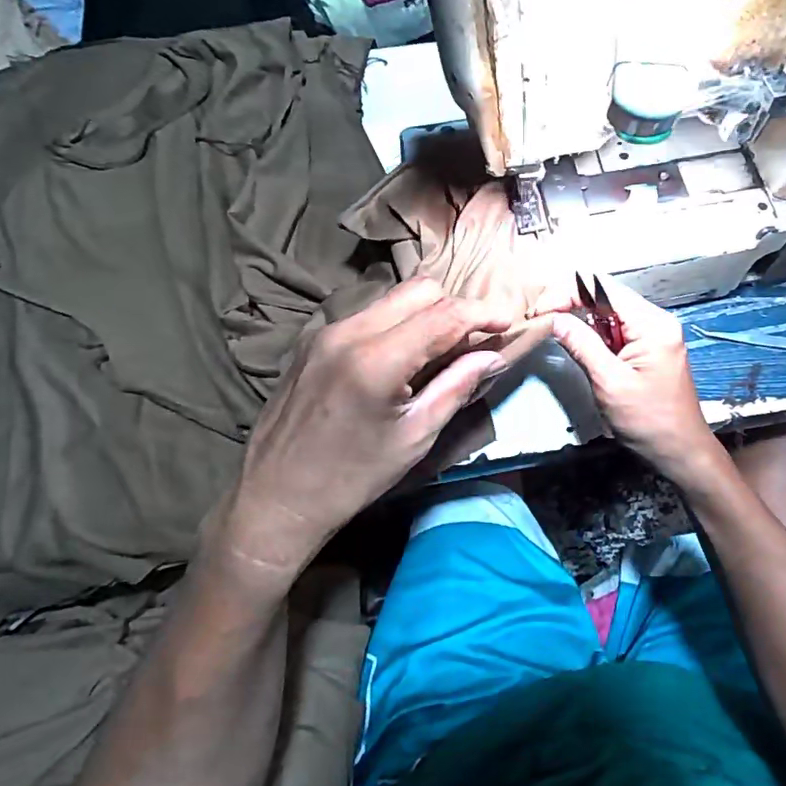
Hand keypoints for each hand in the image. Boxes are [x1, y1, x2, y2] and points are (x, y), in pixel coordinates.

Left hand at [223, 279, 515, 583]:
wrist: (276, 495)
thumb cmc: (352, 477)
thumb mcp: (415, 436)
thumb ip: (457, 386)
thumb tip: (494, 354)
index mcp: (376, 360)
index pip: (444, 314)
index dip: (483, 313)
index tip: (509, 322)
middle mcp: (349, 331)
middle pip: (420, 290)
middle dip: (456, 307)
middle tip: (474, 341)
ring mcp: (326, 330)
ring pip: (393, 297)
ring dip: (426, 313)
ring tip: (441, 349)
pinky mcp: (314, 338)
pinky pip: (368, 313)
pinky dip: (397, 323)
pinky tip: (403, 356)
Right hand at [548, 278, 725, 485]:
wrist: (681, 452)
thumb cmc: (648, 421)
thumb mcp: (609, 382)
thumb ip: (582, 345)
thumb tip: (553, 318)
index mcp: (652, 323)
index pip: (603, 288)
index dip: (567, 292)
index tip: (540, 310)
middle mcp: (655, 320)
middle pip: (605, 296)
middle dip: (570, 301)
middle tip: (540, 317)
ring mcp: (652, 334)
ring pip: (608, 312)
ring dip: (579, 317)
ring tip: (550, 325)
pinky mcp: (647, 348)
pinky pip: (615, 330)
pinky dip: (592, 332)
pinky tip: (574, 338)